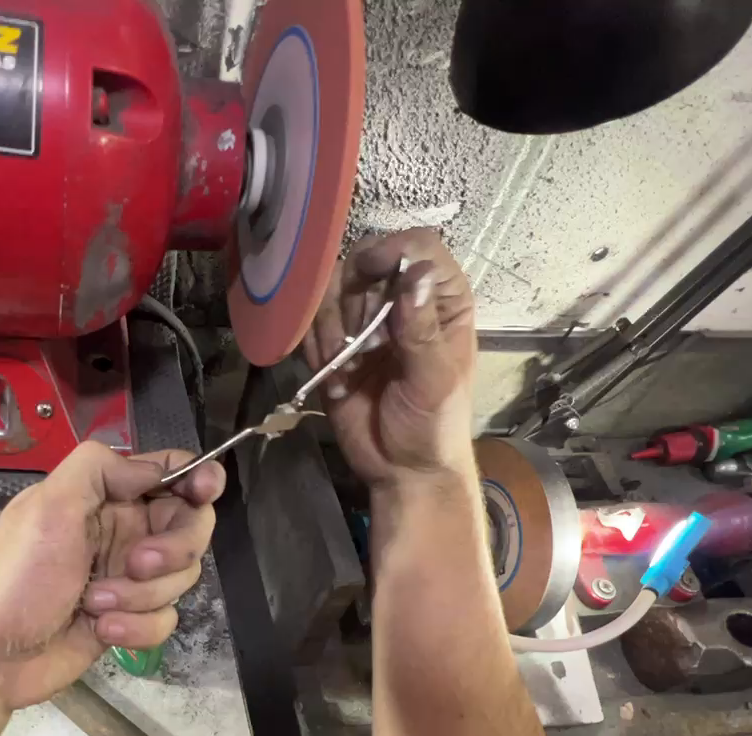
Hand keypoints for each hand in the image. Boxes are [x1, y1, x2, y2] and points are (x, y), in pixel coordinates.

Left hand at [0, 442, 224, 709]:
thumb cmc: (18, 577)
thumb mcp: (48, 506)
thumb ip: (99, 469)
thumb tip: (153, 469)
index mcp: (104, 497)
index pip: (168, 473)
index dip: (197, 477)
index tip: (204, 491)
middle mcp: (123, 532)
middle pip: (189, 527)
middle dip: (172, 549)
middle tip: (137, 563)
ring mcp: (128, 578)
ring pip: (180, 577)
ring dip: (141, 594)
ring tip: (94, 604)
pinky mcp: (130, 620)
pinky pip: (165, 618)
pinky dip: (138, 627)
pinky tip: (100, 631)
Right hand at [299, 228, 478, 490]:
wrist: (401, 471)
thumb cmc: (433, 427)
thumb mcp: (434, 381)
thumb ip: (421, 329)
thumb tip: (415, 275)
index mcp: (441, 301)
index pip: (418, 248)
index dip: (393, 251)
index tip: (371, 274)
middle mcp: (401, 303)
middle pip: (365, 262)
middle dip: (352, 298)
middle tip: (354, 340)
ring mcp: (365, 325)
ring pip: (331, 290)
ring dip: (328, 324)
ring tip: (341, 365)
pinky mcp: (334, 348)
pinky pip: (311, 326)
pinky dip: (313, 346)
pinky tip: (332, 377)